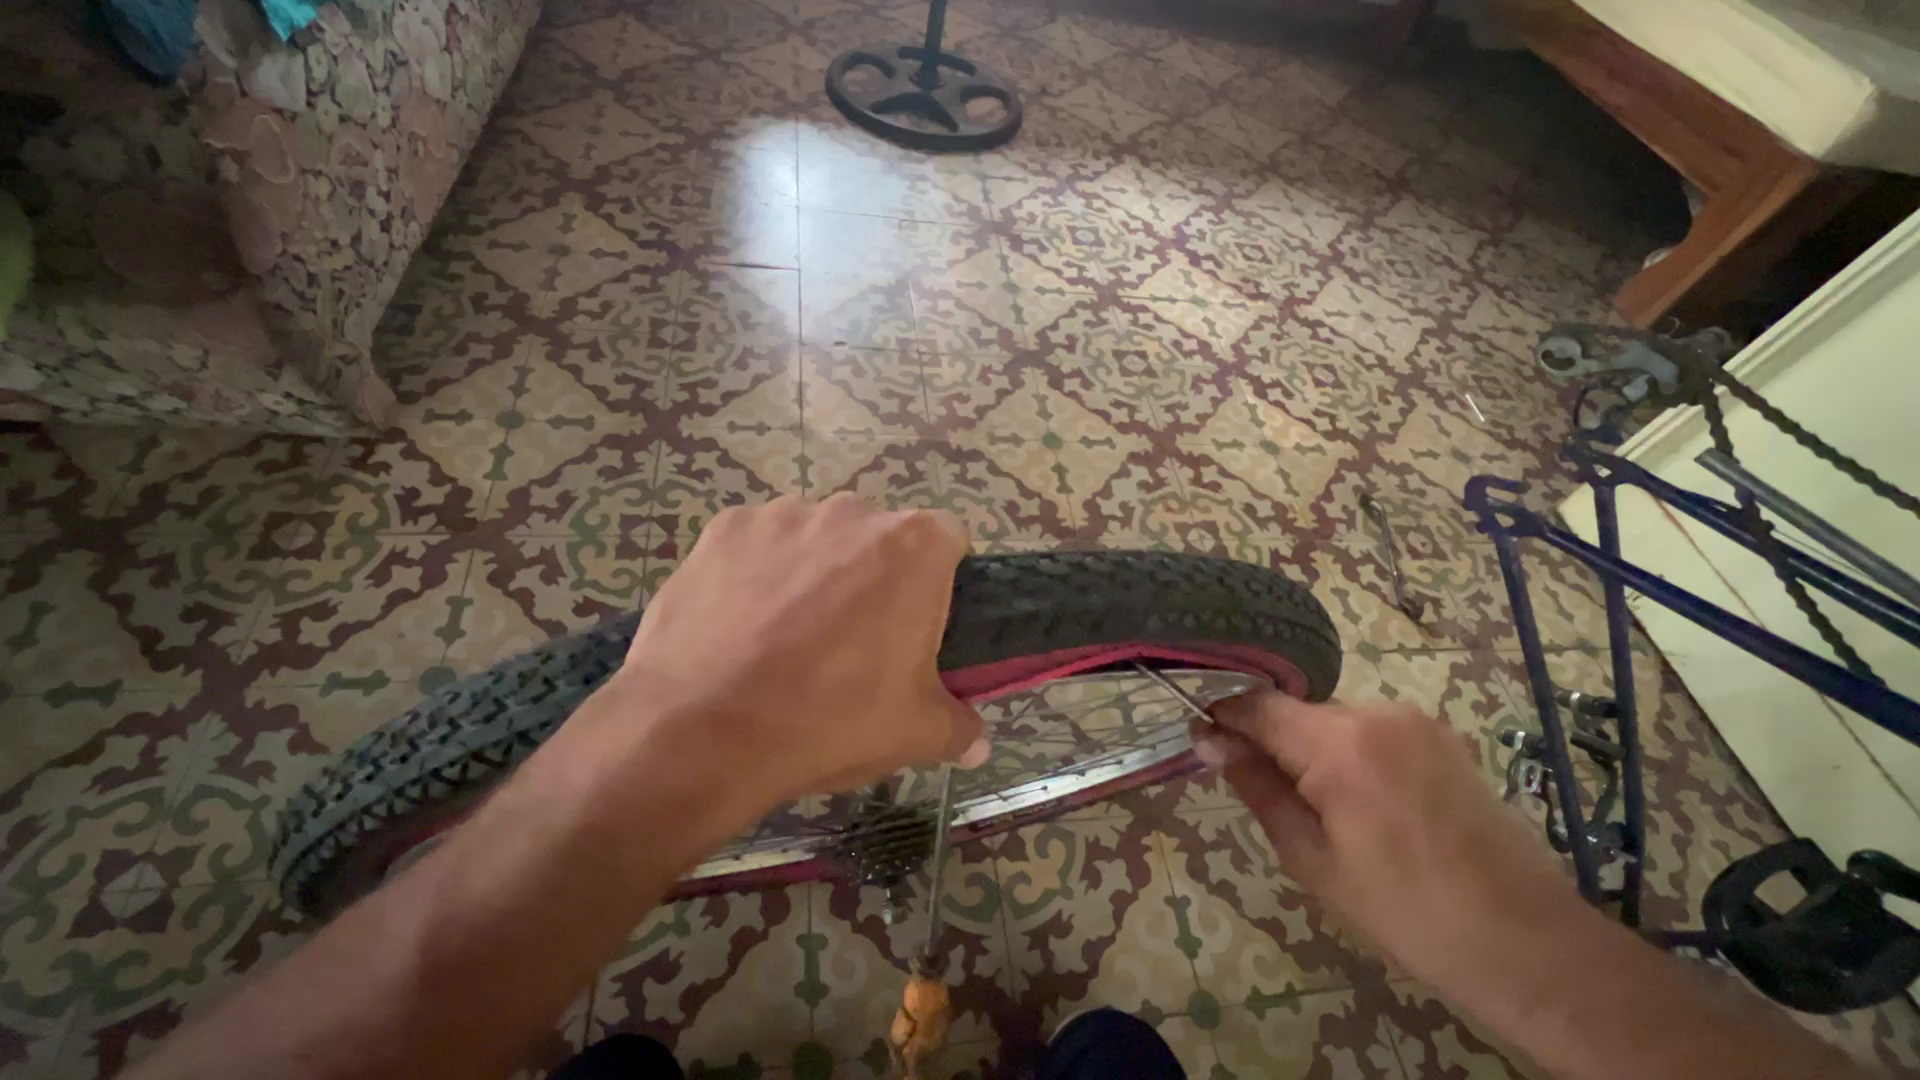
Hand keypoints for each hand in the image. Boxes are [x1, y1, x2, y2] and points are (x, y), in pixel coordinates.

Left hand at [609, 495, 986, 808]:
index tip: (919, 623)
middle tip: (855, 640)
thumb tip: (979, 743)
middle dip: (874, 574)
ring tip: (787, 636)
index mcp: (914, 547)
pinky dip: (757, 571)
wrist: (703, 728)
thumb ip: (959, 727)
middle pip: (878, 536)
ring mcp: (782, 515)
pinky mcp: (723, 528)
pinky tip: (740, 624)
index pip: (948, 540)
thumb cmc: (831, 720)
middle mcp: (852, 511)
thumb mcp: (914, 734)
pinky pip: (757, 543)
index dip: (940, 580)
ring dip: (815, 570)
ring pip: (816, 537)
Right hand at [1194, 695, 1583, 986]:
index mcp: (1339, 742)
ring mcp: (1417, 721)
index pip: (1257, 705)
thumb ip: (1257, 787)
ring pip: (1333, 721)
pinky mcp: (1443, 737)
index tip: (1200, 744)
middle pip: (1297, 712)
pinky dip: (1350, 755)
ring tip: (1322, 812)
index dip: (1222, 719)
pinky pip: (1372, 732)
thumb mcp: (1310, 857)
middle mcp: (1377, 712)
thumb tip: (1209, 741)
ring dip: (1311, 750)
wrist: (1525, 941)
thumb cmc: (1404, 909)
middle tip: (1265, 799)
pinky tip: (1364, 806)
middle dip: (1270, 743)